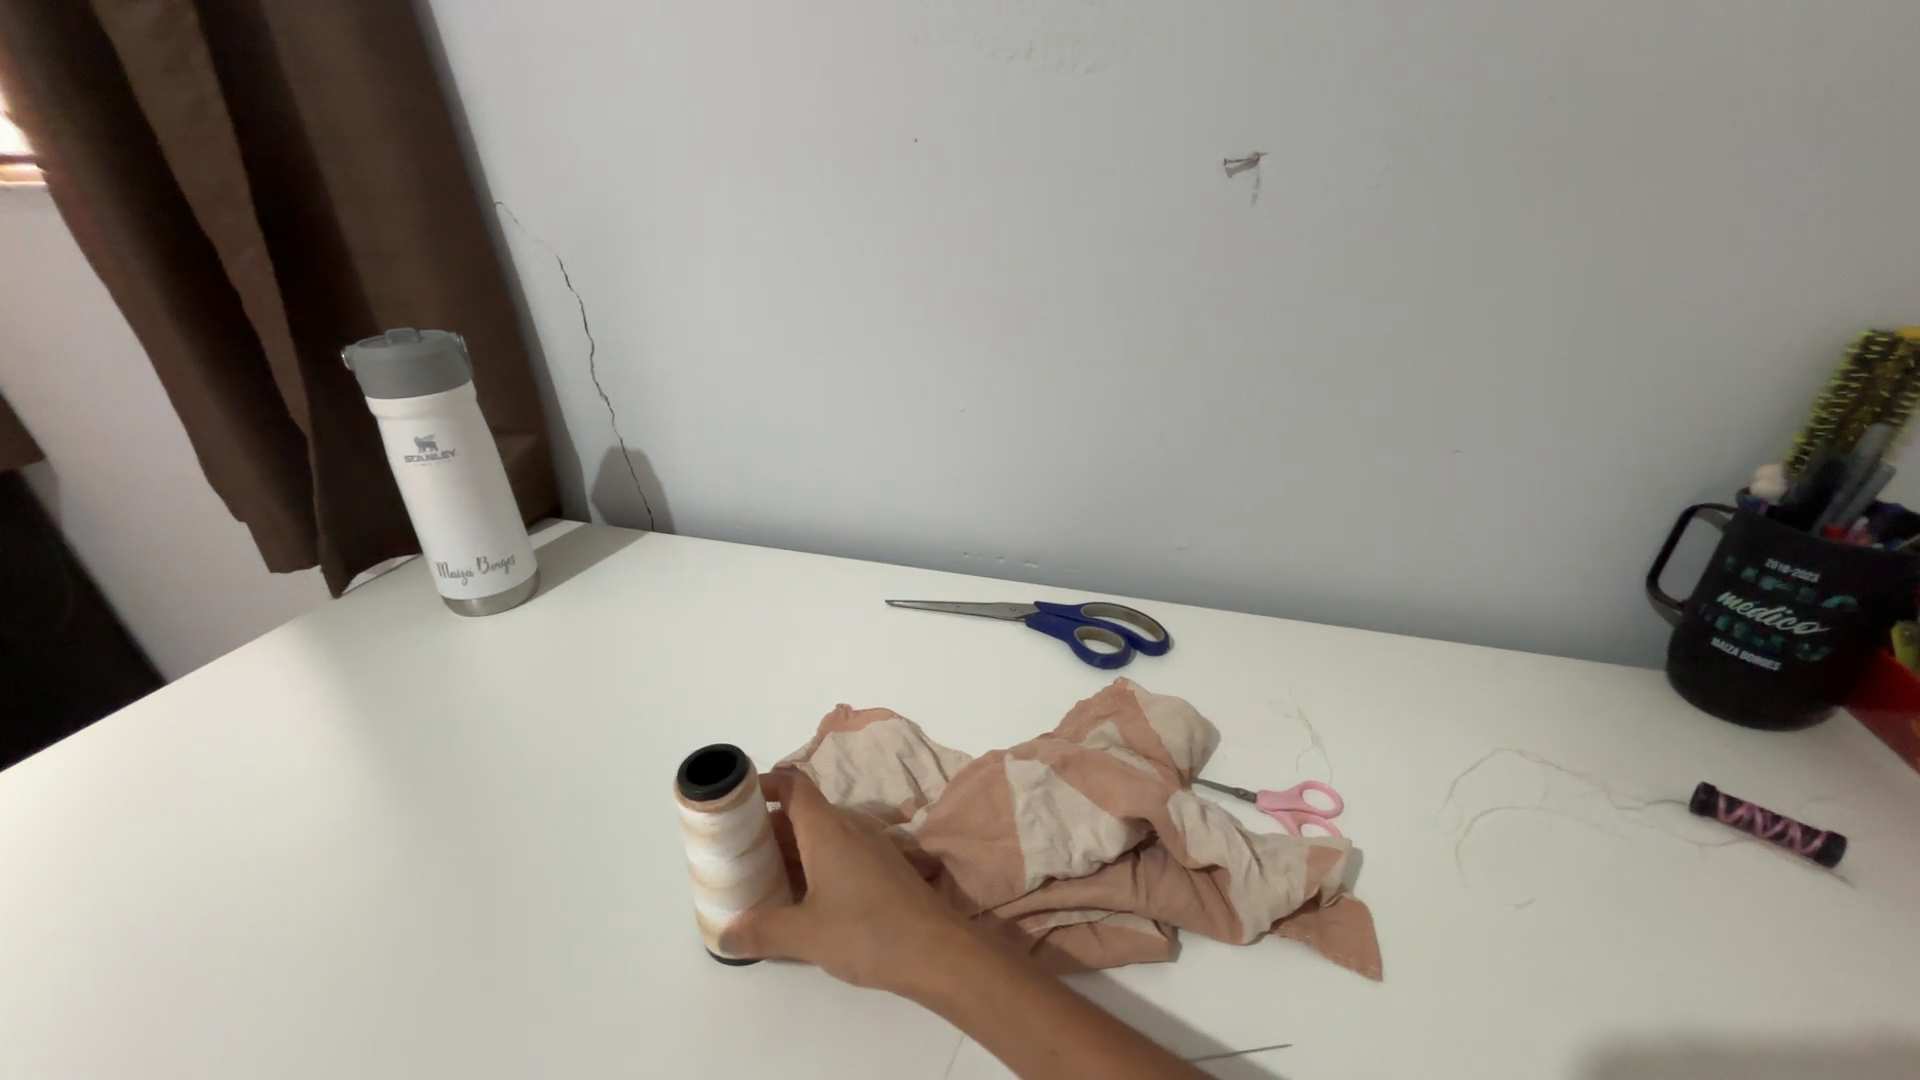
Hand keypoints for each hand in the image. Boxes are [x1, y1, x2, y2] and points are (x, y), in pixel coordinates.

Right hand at [720, 769, 969, 994]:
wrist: (937, 950)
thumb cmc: (868, 931)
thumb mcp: (805, 935)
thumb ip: (761, 931)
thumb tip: (724, 937)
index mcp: (828, 828)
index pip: (792, 786)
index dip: (763, 784)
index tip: (734, 801)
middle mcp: (850, 826)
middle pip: (803, 811)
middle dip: (768, 826)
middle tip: (734, 851)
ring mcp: (870, 845)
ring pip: (822, 833)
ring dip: (791, 847)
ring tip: (759, 875)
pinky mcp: (883, 866)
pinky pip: (840, 851)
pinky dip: (815, 863)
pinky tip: (800, 896)